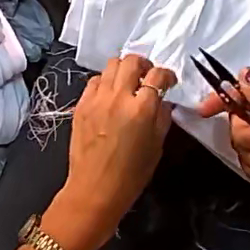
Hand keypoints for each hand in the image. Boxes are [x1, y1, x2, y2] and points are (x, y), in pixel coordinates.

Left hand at [50, 55, 175, 249]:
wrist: (95, 188)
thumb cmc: (131, 174)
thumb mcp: (157, 146)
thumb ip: (162, 118)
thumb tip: (163, 101)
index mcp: (142, 109)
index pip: (157, 76)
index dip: (166, 75)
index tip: (168, 82)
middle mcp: (118, 97)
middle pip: (131, 61)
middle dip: (143, 65)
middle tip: (146, 77)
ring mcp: (96, 99)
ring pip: (110, 66)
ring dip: (123, 70)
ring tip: (127, 84)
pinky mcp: (80, 105)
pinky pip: (94, 81)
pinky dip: (104, 82)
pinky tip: (109, 95)